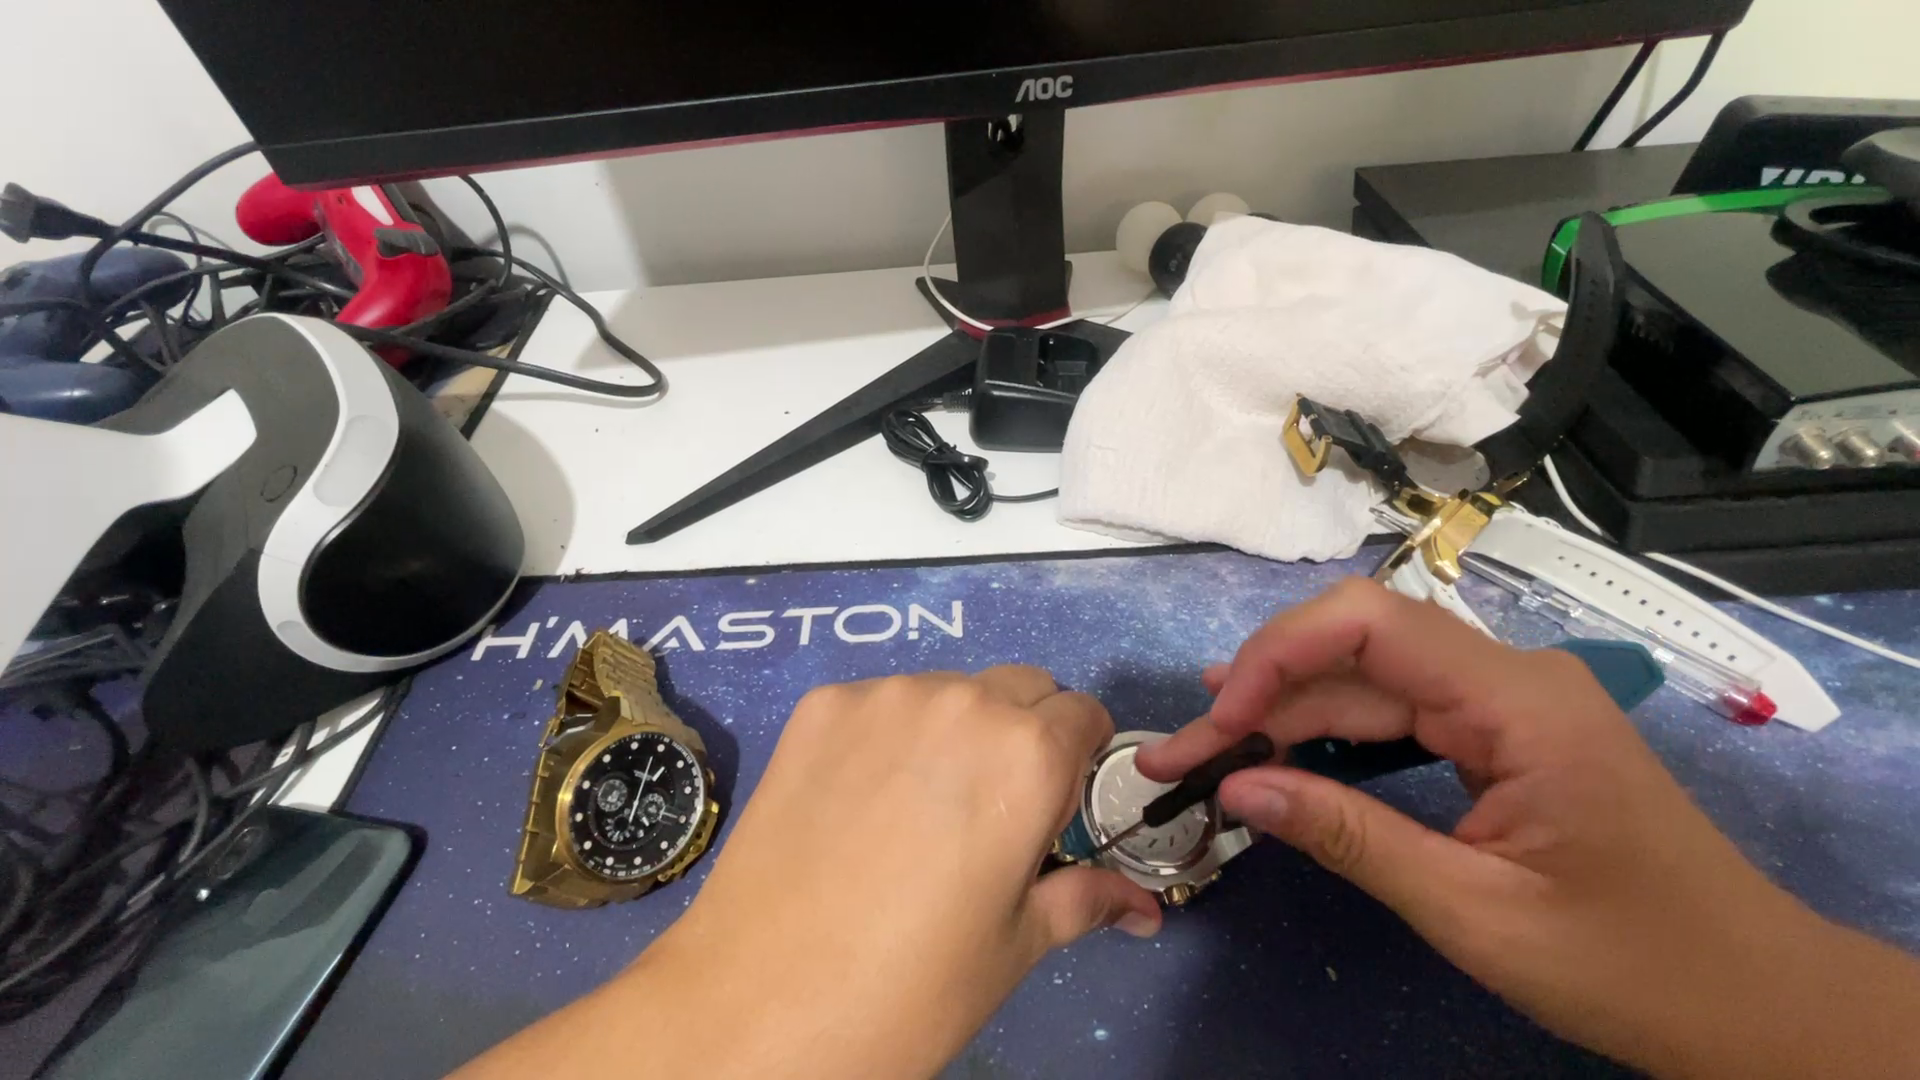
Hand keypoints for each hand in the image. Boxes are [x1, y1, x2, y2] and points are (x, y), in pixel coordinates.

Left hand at [454, 667, 1158, 1079]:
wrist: (755, 1003)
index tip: (1054, 804)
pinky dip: (890, 733)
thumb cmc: (909, 987)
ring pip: (951, 689)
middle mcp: (961, 701)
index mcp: (1027, 756)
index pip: (1084, 713)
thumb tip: (1144, 907)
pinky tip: (859, 798)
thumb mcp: (1014, 947)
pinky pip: (882, 701)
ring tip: (917, 807)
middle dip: (1026, 733)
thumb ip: (1086, 900)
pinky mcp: (820, 705)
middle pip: (1022, 687)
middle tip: (990, 808)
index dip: (1078, 758)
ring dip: (957, 728)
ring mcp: (882, 696)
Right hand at [1138, 578, 1919, 1079]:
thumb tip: (1236, 789)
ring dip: (1277, 713)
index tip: (1218, 720)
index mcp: (1517, 699)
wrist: (1759, 1005)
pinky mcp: (1488, 729)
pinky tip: (1267, 740)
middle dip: (1257, 693)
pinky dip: (1320, 730)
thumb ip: (1348, 838)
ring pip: (1358, 679)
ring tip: (1203, 748)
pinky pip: (1385, 710)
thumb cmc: (1634, 966)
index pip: (1367, 624)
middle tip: (1182, 751)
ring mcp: (1497, 700)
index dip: (1275, 655)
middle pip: (1350, 649)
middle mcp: (1504, 676)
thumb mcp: (1476, 913)